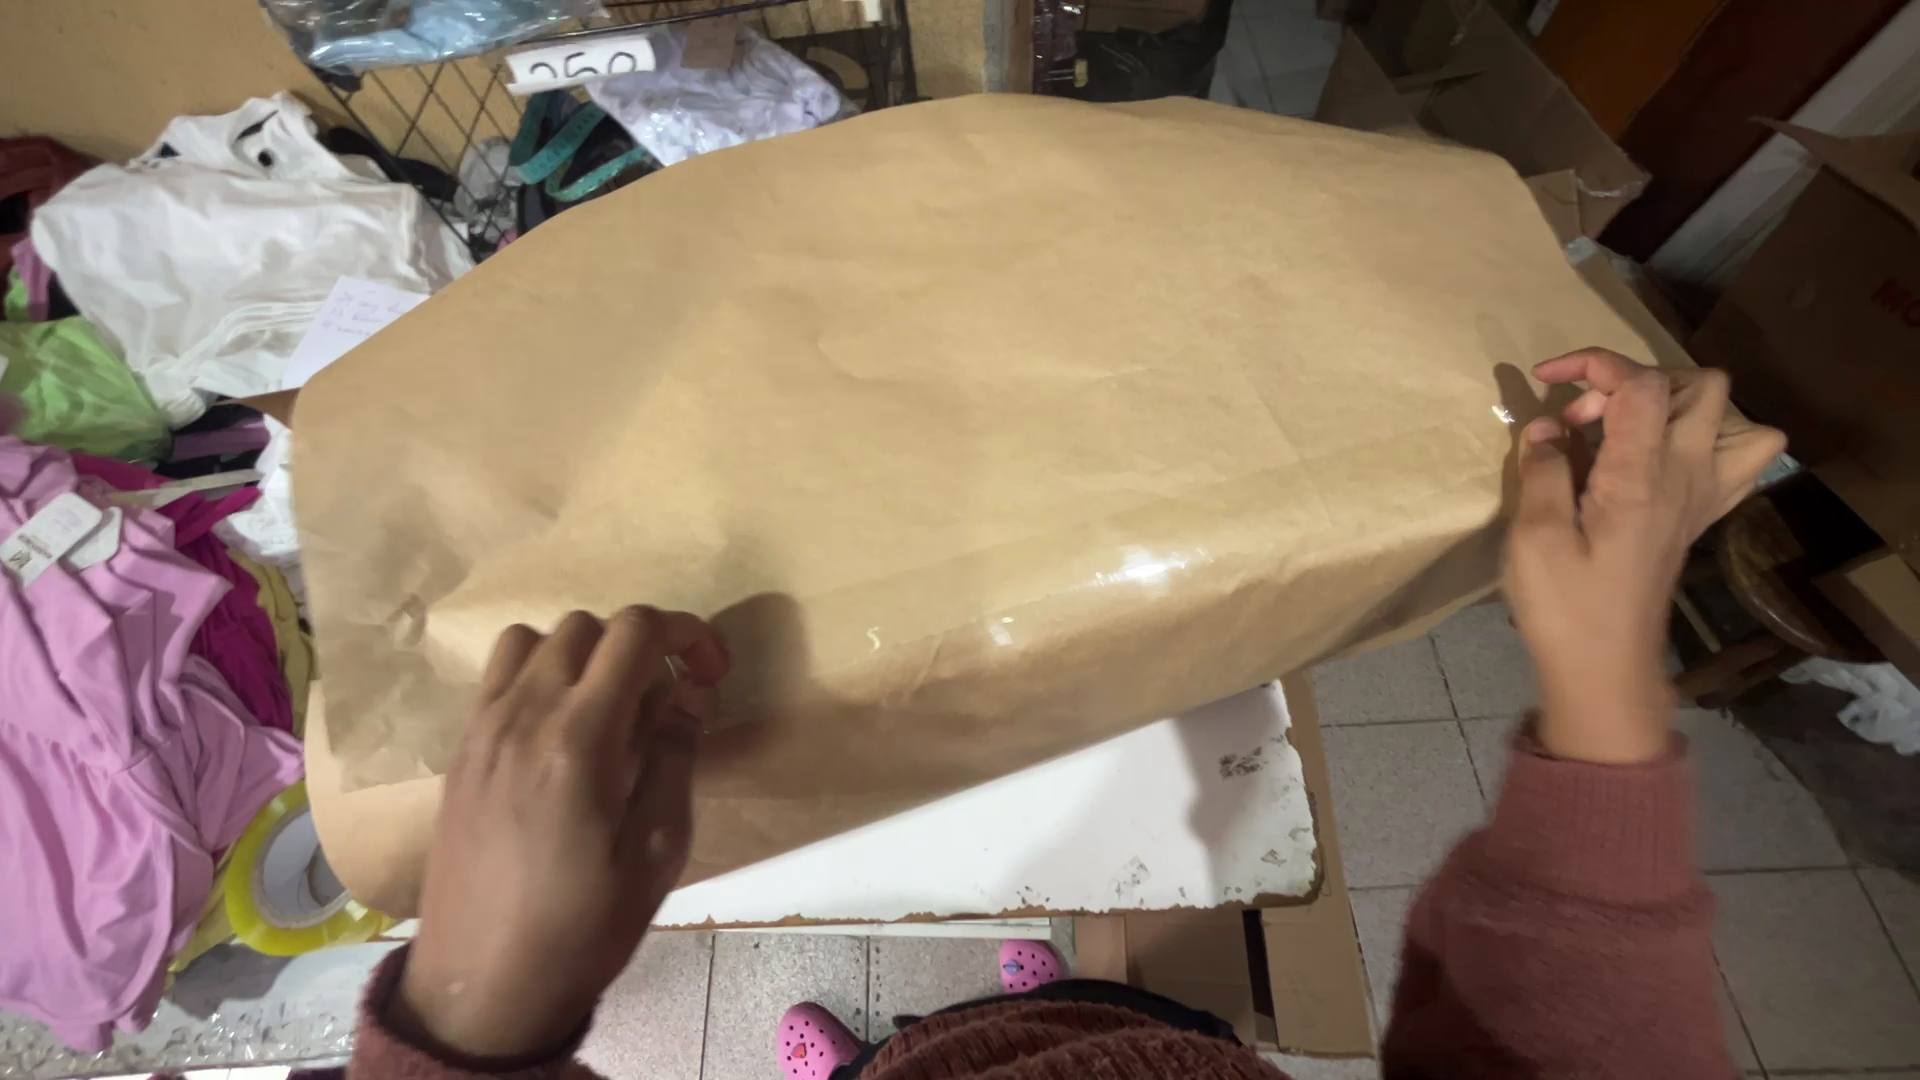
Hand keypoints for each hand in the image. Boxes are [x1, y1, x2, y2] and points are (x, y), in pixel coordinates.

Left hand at [389, 607, 728, 1061]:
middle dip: (643, 643)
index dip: (687, 633)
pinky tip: (563, 724)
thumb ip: (677, 753)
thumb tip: (689, 691)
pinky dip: (543, 671)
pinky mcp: (461, 749)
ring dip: (588, 652)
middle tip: (669, 693)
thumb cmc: (585, 923)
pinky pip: (501, 672)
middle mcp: (525, 716)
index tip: (710, 673)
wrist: (482, 989)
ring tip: (612, 702)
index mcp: (581, 738)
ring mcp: (483, 729)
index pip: (636, 631)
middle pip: (590, 624)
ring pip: (539, 637)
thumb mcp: (660, 846)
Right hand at [1504, 348, 1783, 763]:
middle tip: (1578, 419)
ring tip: (1619, 430)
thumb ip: (1542, 471)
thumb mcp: (1533, 536)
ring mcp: (1703, 496)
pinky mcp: (1700, 515)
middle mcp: (1687, 477)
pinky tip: (1655, 456)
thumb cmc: (1562, 602)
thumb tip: (1546, 428)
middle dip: (1631, 381)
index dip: (1593, 364)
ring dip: (1674, 405)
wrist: (1603, 660)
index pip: (1640, 387)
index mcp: (1641, 478)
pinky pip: (1739, 455)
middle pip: (1697, 387)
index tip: (1544, 377)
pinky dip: (1703, 436)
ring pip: (1732, 415)